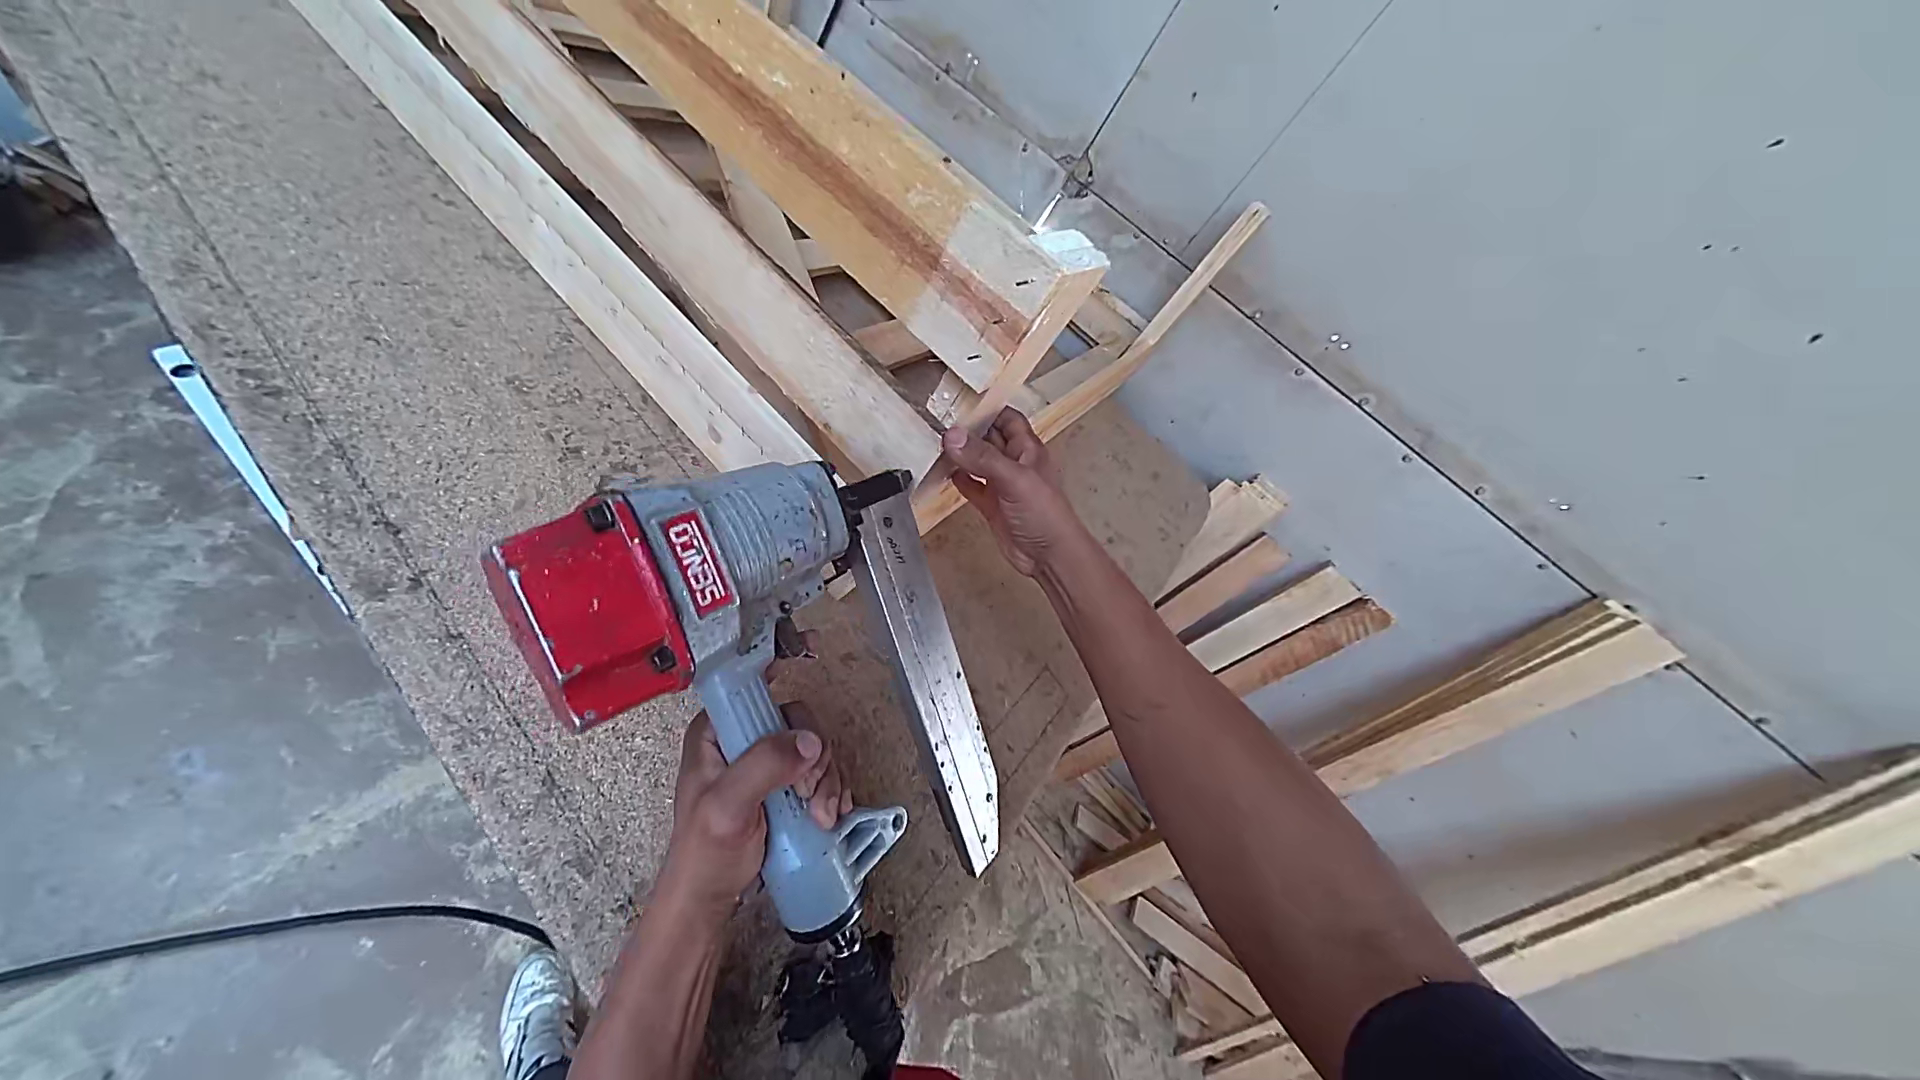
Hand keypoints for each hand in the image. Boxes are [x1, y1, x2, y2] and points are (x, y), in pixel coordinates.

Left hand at [656, 705, 849, 919]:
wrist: (711, 899)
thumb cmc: (703, 857)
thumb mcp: (726, 808)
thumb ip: (763, 767)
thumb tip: (808, 742)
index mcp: (716, 732)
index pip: (751, 689)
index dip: (782, 689)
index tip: (801, 711)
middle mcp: (743, 739)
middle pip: (798, 721)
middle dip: (815, 756)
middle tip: (808, 791)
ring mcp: (767, 762)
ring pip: (815, 747)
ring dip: (826, 780)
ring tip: (819, 814)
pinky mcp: (786, 783)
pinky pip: (822, 771)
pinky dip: (831, 789)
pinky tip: (827, 813)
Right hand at [941, 408, 1086, 576]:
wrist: (1049, 556)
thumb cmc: (1044, 514)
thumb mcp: (1014, 479)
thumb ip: (982, 458)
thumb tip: (952, 436)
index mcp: (1027, 449)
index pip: (1007, 419)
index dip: (988, 409)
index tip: (960, 400)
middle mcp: (1015, 463)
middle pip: (988, 438)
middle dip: (968, 430)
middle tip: (939, 420)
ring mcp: (1003, 485)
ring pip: (978, 462)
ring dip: (960, 454)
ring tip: (936, 443)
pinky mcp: (992, 505)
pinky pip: (972, 486)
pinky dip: (959, 479)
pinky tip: (944, 473)